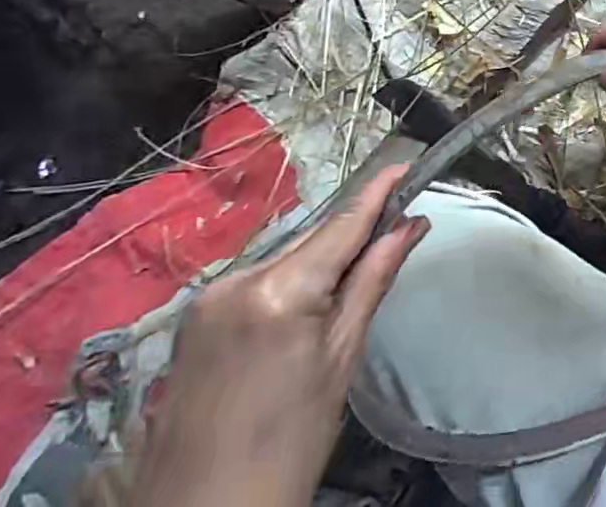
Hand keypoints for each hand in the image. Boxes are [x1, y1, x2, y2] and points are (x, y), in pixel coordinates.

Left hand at [126, 166, 429, 506]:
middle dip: (355, 230)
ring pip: (288, 256)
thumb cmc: (289, 442)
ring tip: (363, 267)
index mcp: (277, 292)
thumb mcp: (342, 357)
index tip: (406, 162)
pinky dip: (296, 276)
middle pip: (313, 239)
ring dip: (326, 255)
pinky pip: (261, 278)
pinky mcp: (195, 319)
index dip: (378, 192)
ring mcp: (207, 299)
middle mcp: (235, 281)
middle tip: (401, 224)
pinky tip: (316, 296)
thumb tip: (411, 225)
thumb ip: (374, 280)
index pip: (341, 225)